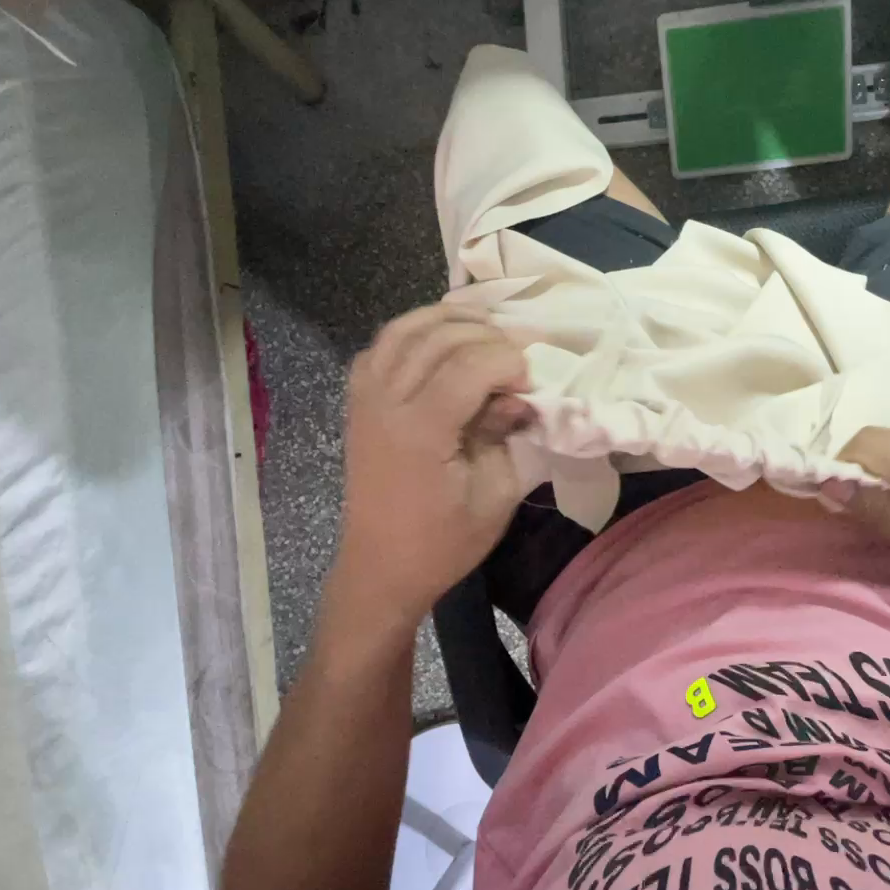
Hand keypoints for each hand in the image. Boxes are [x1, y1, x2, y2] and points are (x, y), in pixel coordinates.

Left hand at [330, 304, 532, 622]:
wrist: (381, 569)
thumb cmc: (443, 543)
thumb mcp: (494, 496)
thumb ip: (505, 435)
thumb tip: (516, 396)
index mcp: (421, 430)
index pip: (470, 363)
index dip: (509, 360)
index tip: (531, 382)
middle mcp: (386, 402)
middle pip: (438, 336)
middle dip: (486, 336)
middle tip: (517, 358)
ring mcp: (365, 398)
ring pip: (404, 328)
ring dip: (448, 320)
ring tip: (485, 332)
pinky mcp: (358, 403)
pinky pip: (381, 346)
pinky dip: (413, 333)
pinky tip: (440, 346)